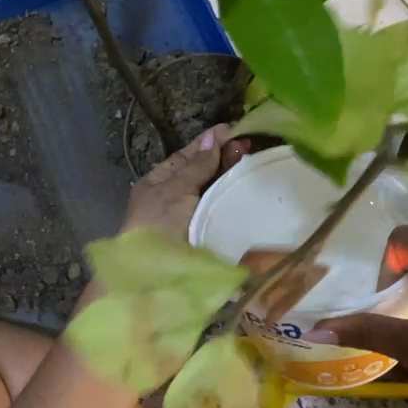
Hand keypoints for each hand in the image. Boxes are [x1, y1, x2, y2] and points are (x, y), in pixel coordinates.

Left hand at [120, 125, 246, 237]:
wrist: (153, 278)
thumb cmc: (156, 228)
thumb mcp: (174, 191)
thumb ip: (196, 166)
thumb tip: (213, 137)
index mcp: (159, 183)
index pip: (187, 156)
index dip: (209, 142)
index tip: (234, 129)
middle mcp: (175, 198)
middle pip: (203, 172)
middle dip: (224, 157)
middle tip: (250, 144)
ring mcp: (192, 218)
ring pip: (215, 191)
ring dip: (232, 176)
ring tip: (254, 161)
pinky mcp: (208, 236)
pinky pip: (223, 212)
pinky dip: (236, 201)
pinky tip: (252, 191)